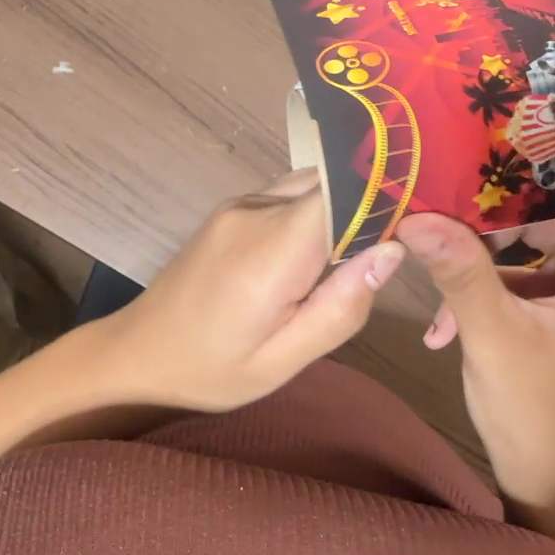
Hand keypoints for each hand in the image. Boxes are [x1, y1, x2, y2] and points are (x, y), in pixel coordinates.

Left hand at [92, 168, 405, 411]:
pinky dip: (315, 216)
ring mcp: (239, 204)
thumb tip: (391, 251)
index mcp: (269, 251)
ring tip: (349, 262)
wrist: (137, 356)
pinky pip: (289, 196)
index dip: (386, 201)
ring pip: (313, 185)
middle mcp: (254, 211)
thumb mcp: (281, 361)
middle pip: (333, 183)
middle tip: (389, 255)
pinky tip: (314, 258)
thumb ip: (340, 308)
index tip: (417, 227)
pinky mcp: (231, 210)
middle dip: (368, 210)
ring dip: (340, 214)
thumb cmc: (209, 371)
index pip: (345, 192)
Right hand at [396, 131, 554, 510]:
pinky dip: (486, 281)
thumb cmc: (536, 409)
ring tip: (429, 236)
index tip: (513, 115)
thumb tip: (413, 216)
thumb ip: (459, 272)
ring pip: (536, 233)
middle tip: (450, 164)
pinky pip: (523, 270)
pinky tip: (440, 316)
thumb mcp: (494, 336)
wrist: (545, 474)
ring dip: (484, 243)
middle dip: (507, 186)